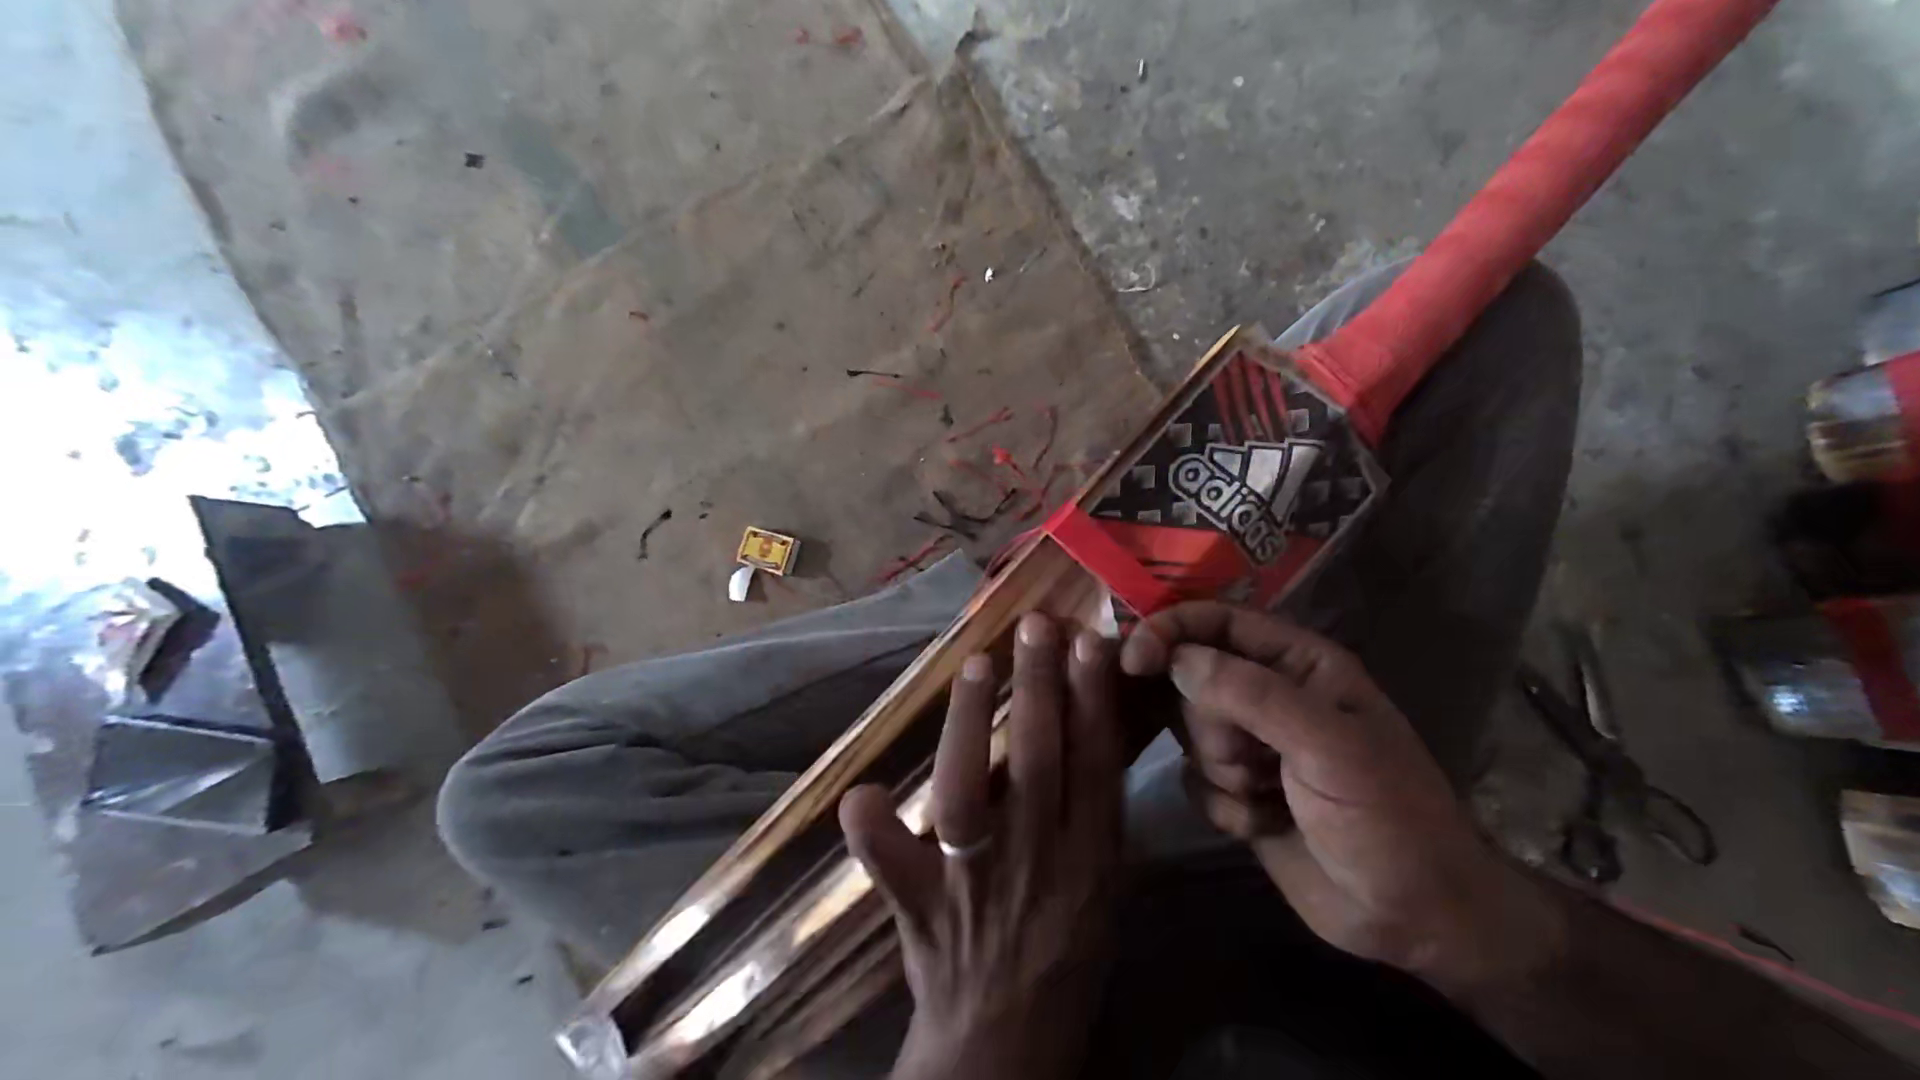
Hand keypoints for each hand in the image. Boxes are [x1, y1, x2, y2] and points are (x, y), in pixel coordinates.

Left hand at [840, 613, 1124, 1079]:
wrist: (1007, 1039)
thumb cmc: (1065, 950)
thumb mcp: (1106, 882)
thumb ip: (1096, 808)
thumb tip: (1090, 722)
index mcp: (1090, 855)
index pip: (1095, 763)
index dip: (1092, 699)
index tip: (1086, 641)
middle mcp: (1038, 859)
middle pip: (1039, 763)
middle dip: (1039, 689)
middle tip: (1034, 627)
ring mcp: (975, 882)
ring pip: (971, 796)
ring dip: (970, 728)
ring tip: (975, 665)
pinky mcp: (922, 906)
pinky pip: (894, 868)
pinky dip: (876, 833)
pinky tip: (862, 793)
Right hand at [1119, 602, 1562, 995]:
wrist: (1414, 918)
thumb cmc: (1388, 817)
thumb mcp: (1330, 747)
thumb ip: (1252, 693)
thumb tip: (1176, 658)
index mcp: (1298, 664)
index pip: (1219, 622)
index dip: (1172, 629)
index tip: (1135, 658)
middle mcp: (1268, 695)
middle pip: (1193, 681)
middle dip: (1212, 727)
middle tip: (1255, 761)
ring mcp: (1250, 744)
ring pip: (1188, 732)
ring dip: (1221, 770)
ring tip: (1270, 796)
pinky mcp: (1235, 790)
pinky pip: (1193, 779)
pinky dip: (1223, 806)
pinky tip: (1265, 825)